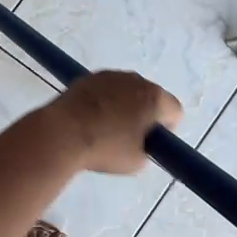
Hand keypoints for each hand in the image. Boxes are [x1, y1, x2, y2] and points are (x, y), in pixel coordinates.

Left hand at [47, 71, 182, 174]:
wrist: (61, 133)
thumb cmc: (104, 148)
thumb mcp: (136, 161)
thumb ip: (147, 150)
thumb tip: (139, 144)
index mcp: (154, 98)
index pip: (175, 110)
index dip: (167, 128)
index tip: (152, 143)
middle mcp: (135, 80)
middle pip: (151, 97)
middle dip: (145, 114)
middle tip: (130, 136)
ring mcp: (110, 75)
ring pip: (127, 91)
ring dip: (124, 105)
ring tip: (107, 127)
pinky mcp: (88, 77)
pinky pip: (105, 89)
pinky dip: (104, 100)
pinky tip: (91, 117)